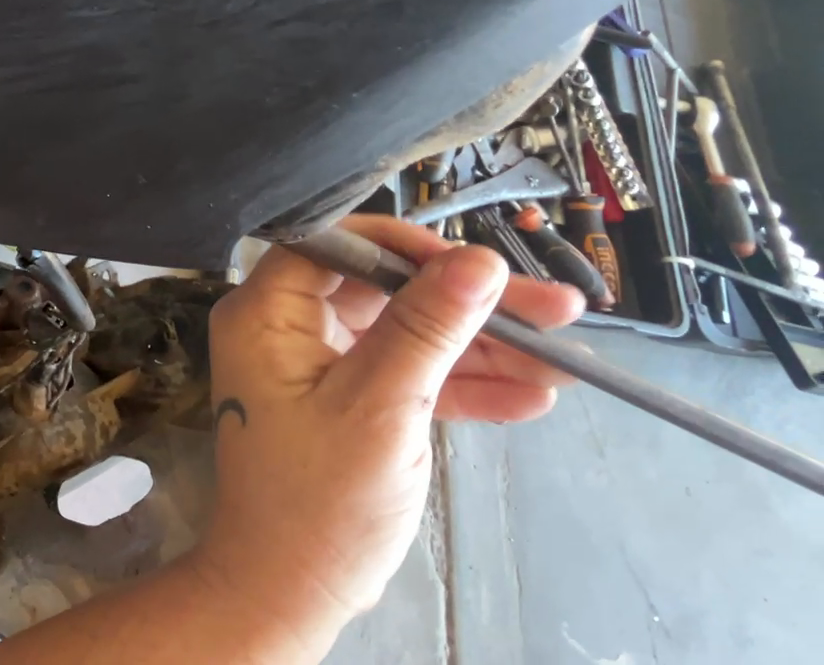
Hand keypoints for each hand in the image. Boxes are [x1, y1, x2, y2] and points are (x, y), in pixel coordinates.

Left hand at [194, 216, 582, 650]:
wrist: (290, 584)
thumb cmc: (319, 496)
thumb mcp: (380, 405)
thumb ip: (427, 329)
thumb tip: (476, 261)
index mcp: (265, 313)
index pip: (332, 247)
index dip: (405, 248)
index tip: (478, 265)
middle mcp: (283, 327)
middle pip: (379, 290)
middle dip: (463, 301)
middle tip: (555, 310)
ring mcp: (313, 363)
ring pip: (400, 333)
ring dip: (477, 346)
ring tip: (565, 360)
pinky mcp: (342, 399)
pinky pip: (402, 374)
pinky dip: (458, 385)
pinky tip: (529, 397)